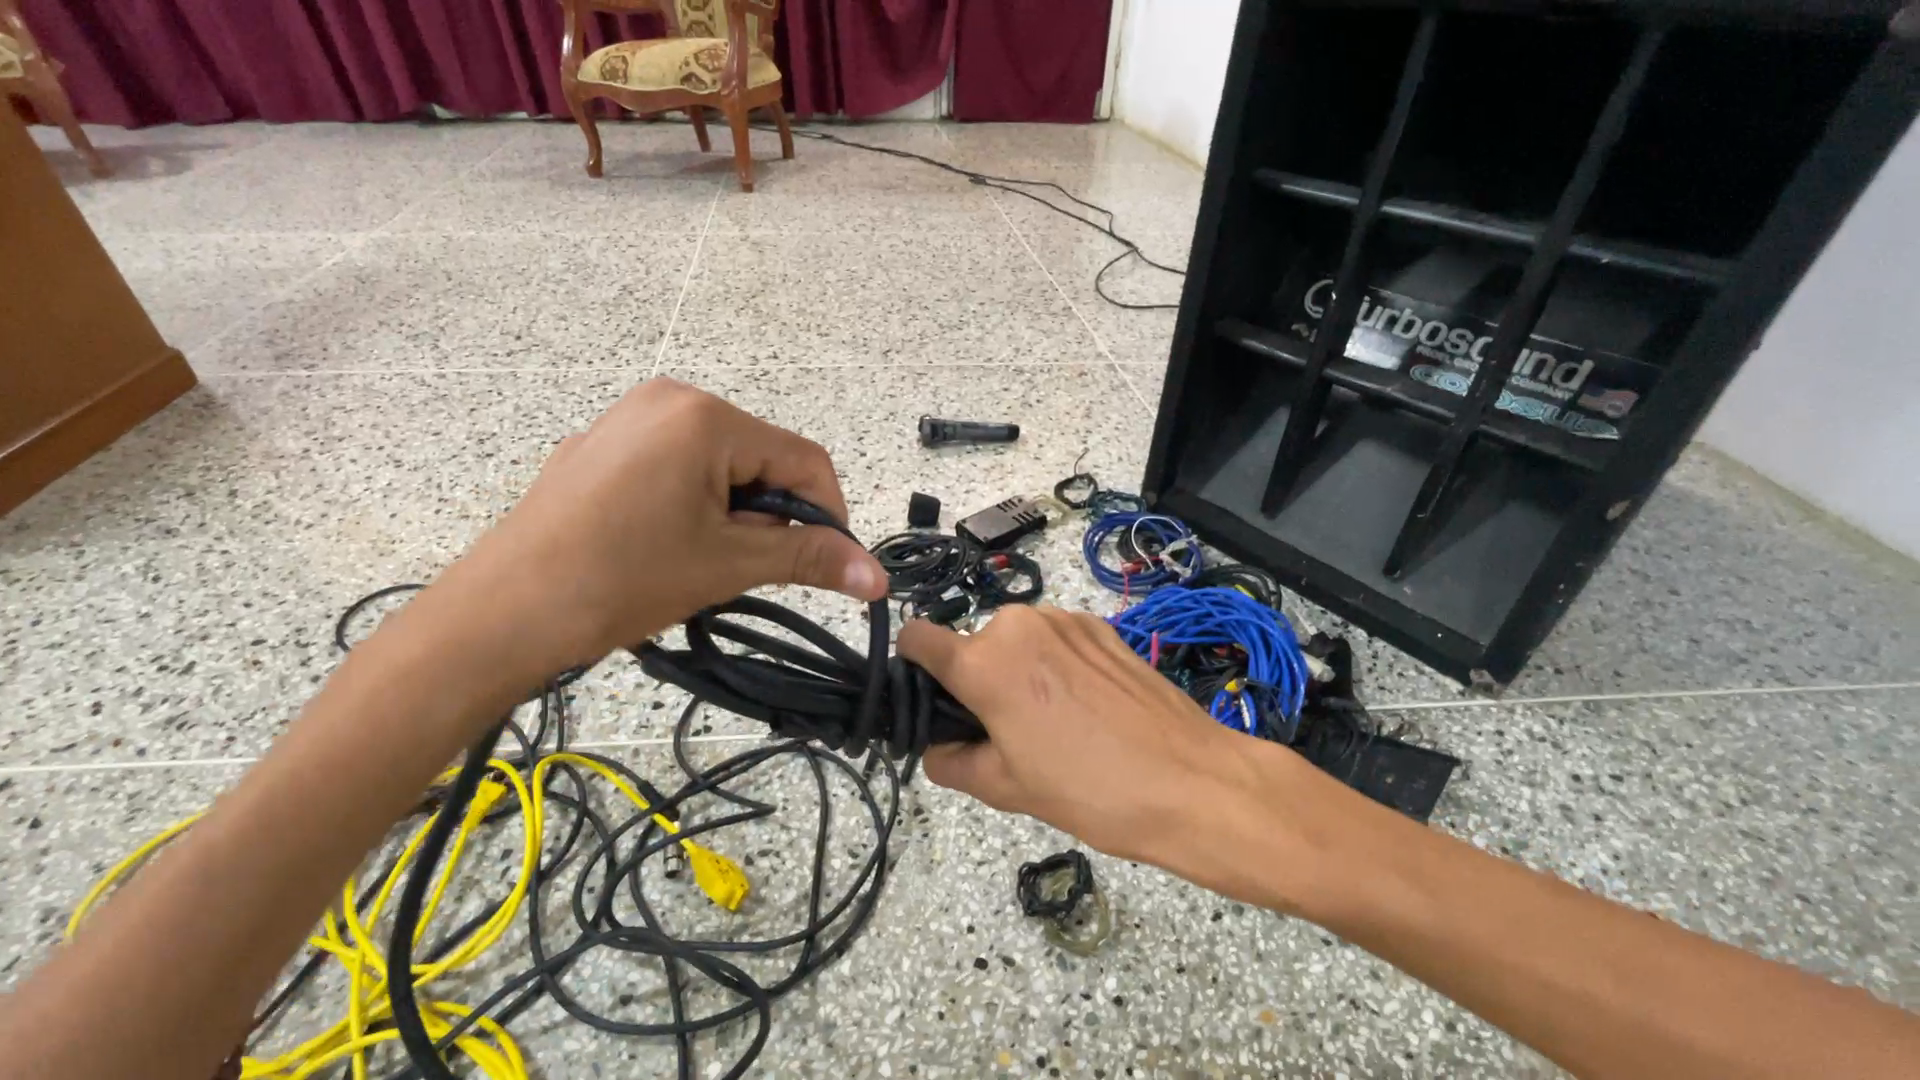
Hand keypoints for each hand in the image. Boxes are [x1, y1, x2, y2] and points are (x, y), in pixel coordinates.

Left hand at [441, 378, 885, 676]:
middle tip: (743, 569)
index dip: (828, 515)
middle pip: (761, 459)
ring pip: (720, 467)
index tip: (828, 566)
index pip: (804, 459)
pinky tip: (661, 546)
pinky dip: (692, 506)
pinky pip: (675, 467)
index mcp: (705, 417)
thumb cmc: (623, 579)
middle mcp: (669, 399)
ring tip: (699, 562)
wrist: (503, 612)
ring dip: (733, 515)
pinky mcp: (602, 446)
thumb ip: (809, 559)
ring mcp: (628, 419)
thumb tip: (879, 579)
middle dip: (770, 517)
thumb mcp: (727, 566)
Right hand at [898, 606, 1322, 906]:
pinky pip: (1054, 641)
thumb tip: (935, 745)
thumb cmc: (1090, 790)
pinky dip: (1054, 667)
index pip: (916, 638)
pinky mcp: (1101, 626)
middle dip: (975, 684)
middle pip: (971, 647)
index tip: (933, 704)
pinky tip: (1085, 710)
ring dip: (1017, 675)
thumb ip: (950, 761)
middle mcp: (1019, 625)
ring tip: (1054, 727)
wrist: (1191, 781)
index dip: (912, 669)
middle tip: (1006, 737)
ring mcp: (1065, 620)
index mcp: (984, 661)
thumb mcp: (1005, 788)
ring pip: (1015, 644)